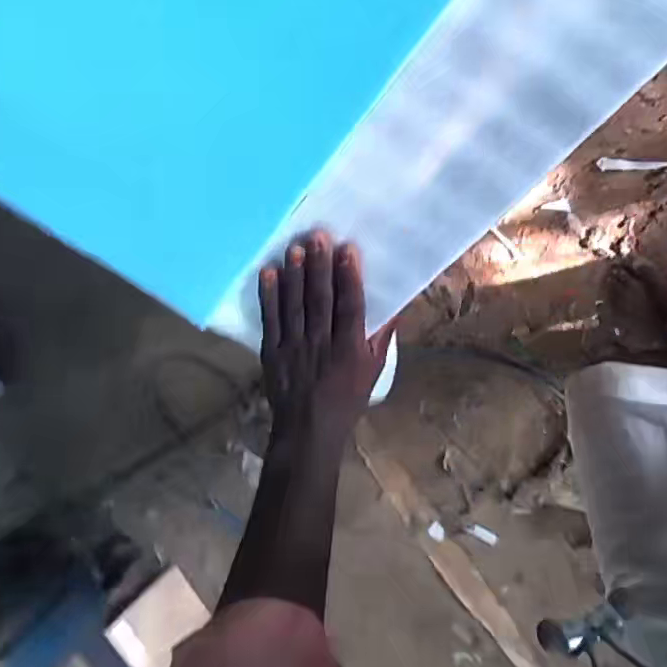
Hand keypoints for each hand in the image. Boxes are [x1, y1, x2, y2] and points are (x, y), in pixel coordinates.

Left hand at [257, 230, 393, 439]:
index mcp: (349, 349)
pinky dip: (269, 296)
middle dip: (319, 266)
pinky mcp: (272, 351)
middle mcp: (321, 344)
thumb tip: (397, 303)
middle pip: (320, 300)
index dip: (349, 277)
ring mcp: (293, 347)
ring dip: (295, 274)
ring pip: (295, 305)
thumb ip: (383, 334)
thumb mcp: (374, 368)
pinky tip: (269, 272)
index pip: (350, 307)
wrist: (308, 430)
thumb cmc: (348, 396)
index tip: (347, 250)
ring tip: (295, 247)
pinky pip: (270, 319)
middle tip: (318, 236)